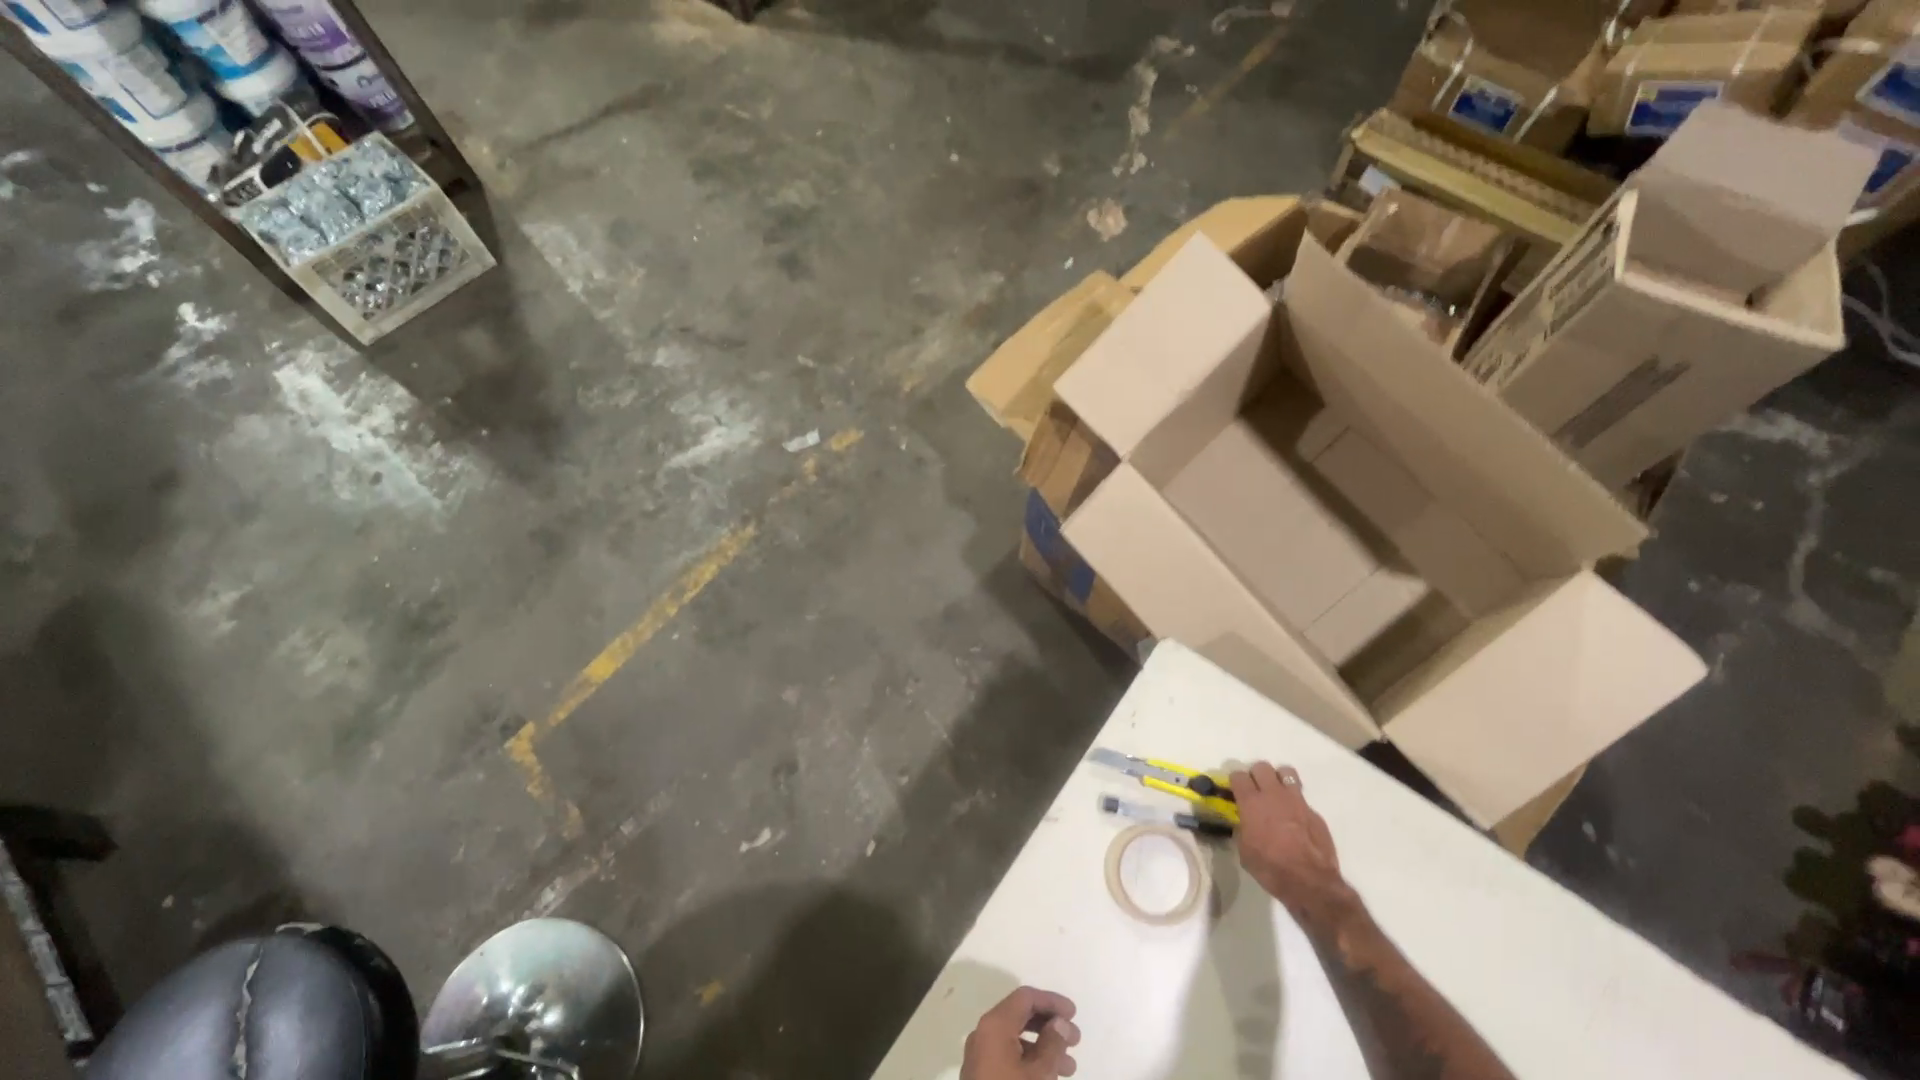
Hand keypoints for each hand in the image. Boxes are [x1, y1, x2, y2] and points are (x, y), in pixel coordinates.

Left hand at [960, 986, 1079, 1078]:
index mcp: (994, 1025)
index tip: (1074, 1015)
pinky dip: (1031, 1060)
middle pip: (1020, 1016)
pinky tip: (1050, 1077)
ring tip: (1070, 1068)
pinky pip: (1009, 1056)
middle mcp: (984, 1034)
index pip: (1025, 998)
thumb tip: (1059, 1022)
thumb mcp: (1039, 1073)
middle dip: (1050, 1025)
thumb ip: (1052, 1043)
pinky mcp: (982, 1075)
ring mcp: (981, 1055)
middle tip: (1076, 1041)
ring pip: (1016, 1039)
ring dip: (1044, 1047)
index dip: (1052, 1001)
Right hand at [1230, 762, 1359, 932]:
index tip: (1234, 791)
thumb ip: (1243, 829)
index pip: (1238, 775)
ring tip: (1276, 795)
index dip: (1234, 781)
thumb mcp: (1244, 850)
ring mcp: (1297, 800)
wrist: (1309, 881)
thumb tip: (1244, 823)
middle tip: (1254, 790)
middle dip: (1255, 775)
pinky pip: (1301, 797)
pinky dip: (1294, 802)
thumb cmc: (1270, 867)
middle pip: (1262, 767)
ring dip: (1278, 780)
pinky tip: (1294, 820)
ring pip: (1286, 772)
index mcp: (1252, 803)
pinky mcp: (1314, 811)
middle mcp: (1274, 795)